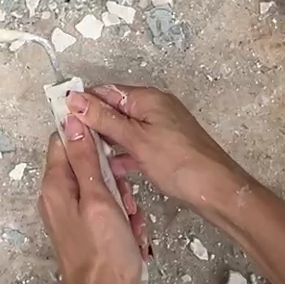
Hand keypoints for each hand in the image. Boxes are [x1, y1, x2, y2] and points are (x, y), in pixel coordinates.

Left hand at [38, 116, 144, 283]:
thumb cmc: (103, 255)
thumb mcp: (98, 198)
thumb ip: (86, 159)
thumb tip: (74, 122)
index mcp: (55, 184)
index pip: (64, 139)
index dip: (87, 135)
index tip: (106, 139)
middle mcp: (58, 196)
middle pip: (86, 163)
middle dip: (111, 176)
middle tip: (123, 194)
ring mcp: (71, 213)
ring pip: (100, 187)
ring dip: (121, 199)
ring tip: (129, 218)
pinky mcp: (85, 228)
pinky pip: (105, 209)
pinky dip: (120, 217)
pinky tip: (129, 232)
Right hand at [68, 85, 251, 209]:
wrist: (219, 192)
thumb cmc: (181, 164)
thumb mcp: (136, 141)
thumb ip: (104, 119)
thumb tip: (76, 99)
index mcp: (147, 97)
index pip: (106, 91)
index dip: (84, 103)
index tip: (65, 116)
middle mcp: (154, 106)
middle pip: (115, 108)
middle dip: (96, 123)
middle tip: (77, 140)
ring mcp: (161, 125)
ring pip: (125, 127)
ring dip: (109, 140)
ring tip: (92, 156)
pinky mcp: (166, 144)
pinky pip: (137, 141)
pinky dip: (125, 151)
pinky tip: (116, 168)